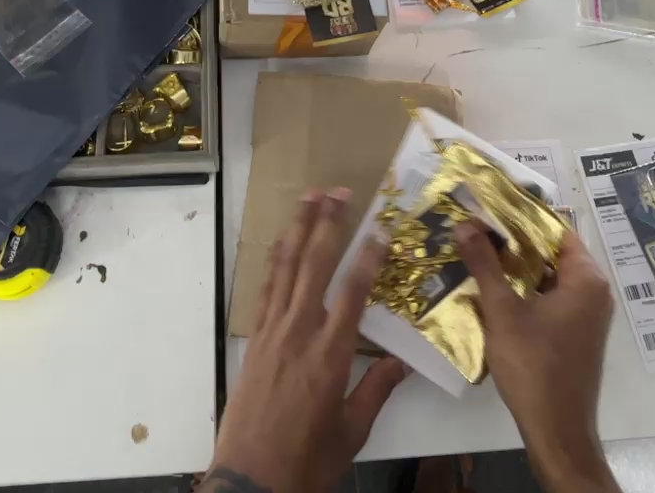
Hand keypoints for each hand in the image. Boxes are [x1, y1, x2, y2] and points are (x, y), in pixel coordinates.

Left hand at [209, 187, 407, 492]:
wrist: (249, 481)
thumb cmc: (306, 461)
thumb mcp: (352, 432)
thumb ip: (377, 389)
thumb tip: (404, 361)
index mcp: (330, 355)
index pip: (353, 293)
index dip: (367, 257)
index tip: (380, 228)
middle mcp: (299, 333)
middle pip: (314, 266)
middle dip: (327, 224)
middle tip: (339, 191)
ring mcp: (272, 332)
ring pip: (285, 268)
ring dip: (298, 229)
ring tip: (308, 198)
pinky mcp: (254, 338)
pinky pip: (266, 289)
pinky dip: (275, 260)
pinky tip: (281, 242)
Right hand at [457, 224, 618, 492]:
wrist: (556, 432)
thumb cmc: (534, 366)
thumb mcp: (502, 310)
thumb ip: (484, 263)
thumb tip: (465, 223)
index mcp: (586, 279)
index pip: (553, 228)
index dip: (519, 215)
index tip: (486, 205)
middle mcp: (593, 291)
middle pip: (549, 250)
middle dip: (512, 240)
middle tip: (474, 226)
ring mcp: (586, 314)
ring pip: (546, 275)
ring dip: (515, 266)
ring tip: (476, 251)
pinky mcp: (575, 332)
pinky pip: (548, 296)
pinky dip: (523, 289)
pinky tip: (491, 287)